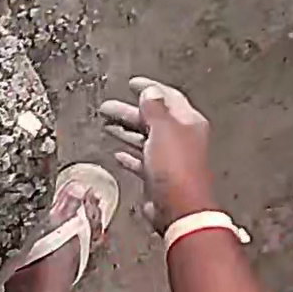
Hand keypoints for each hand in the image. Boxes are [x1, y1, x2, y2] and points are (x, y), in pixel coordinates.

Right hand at [99, 76, 216, 233]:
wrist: (178, 207)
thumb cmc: (175, 168)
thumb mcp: (164, 130)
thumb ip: (155, 109)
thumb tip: (150, 91)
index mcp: (186, 123)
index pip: (167, 97)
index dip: (149, 88)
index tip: (132, 83)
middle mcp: (179, 138)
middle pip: (151, 118)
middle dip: (128, 111)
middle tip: (107, 107)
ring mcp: (168, 158)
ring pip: (143, 138)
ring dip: (125, 130)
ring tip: (106, 123)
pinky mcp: (158, 176)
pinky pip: (140, 160)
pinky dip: (129, 155)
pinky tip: (118, 153)